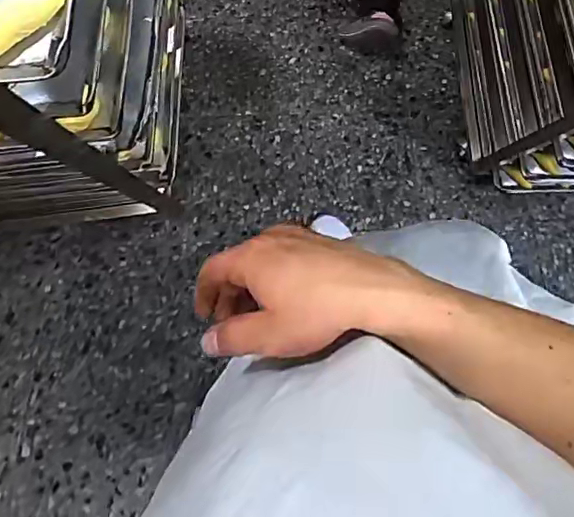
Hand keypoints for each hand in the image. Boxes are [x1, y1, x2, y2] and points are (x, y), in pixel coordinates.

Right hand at [195, 225, 444, 357]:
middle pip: (236, 262)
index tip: (206, 315)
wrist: (369, 289)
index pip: (213, 269)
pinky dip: (276, 272)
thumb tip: (210, 339)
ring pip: (261, 257)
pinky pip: (285, 253)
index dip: (203, 294)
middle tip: (232, 322)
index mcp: (251, 256)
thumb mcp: (267, 335)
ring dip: (253, 283)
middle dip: (229, 293)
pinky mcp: (318, 240)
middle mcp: (270, 238)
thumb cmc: (317, 310)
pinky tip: (290, 296)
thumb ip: (232, 337)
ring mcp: (296, 235)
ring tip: (262, 312)